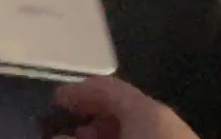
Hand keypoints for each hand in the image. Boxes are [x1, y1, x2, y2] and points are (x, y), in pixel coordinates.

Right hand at [49, 77, 201, 138]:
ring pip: (139, 129)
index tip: (56, 102)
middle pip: (123, 107)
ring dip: (111, 135)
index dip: (77, 92)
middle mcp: (165, 120)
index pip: (106, 87)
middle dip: (94, 116)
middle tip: (71, 130)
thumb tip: (56, 138)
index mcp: (146, 110)